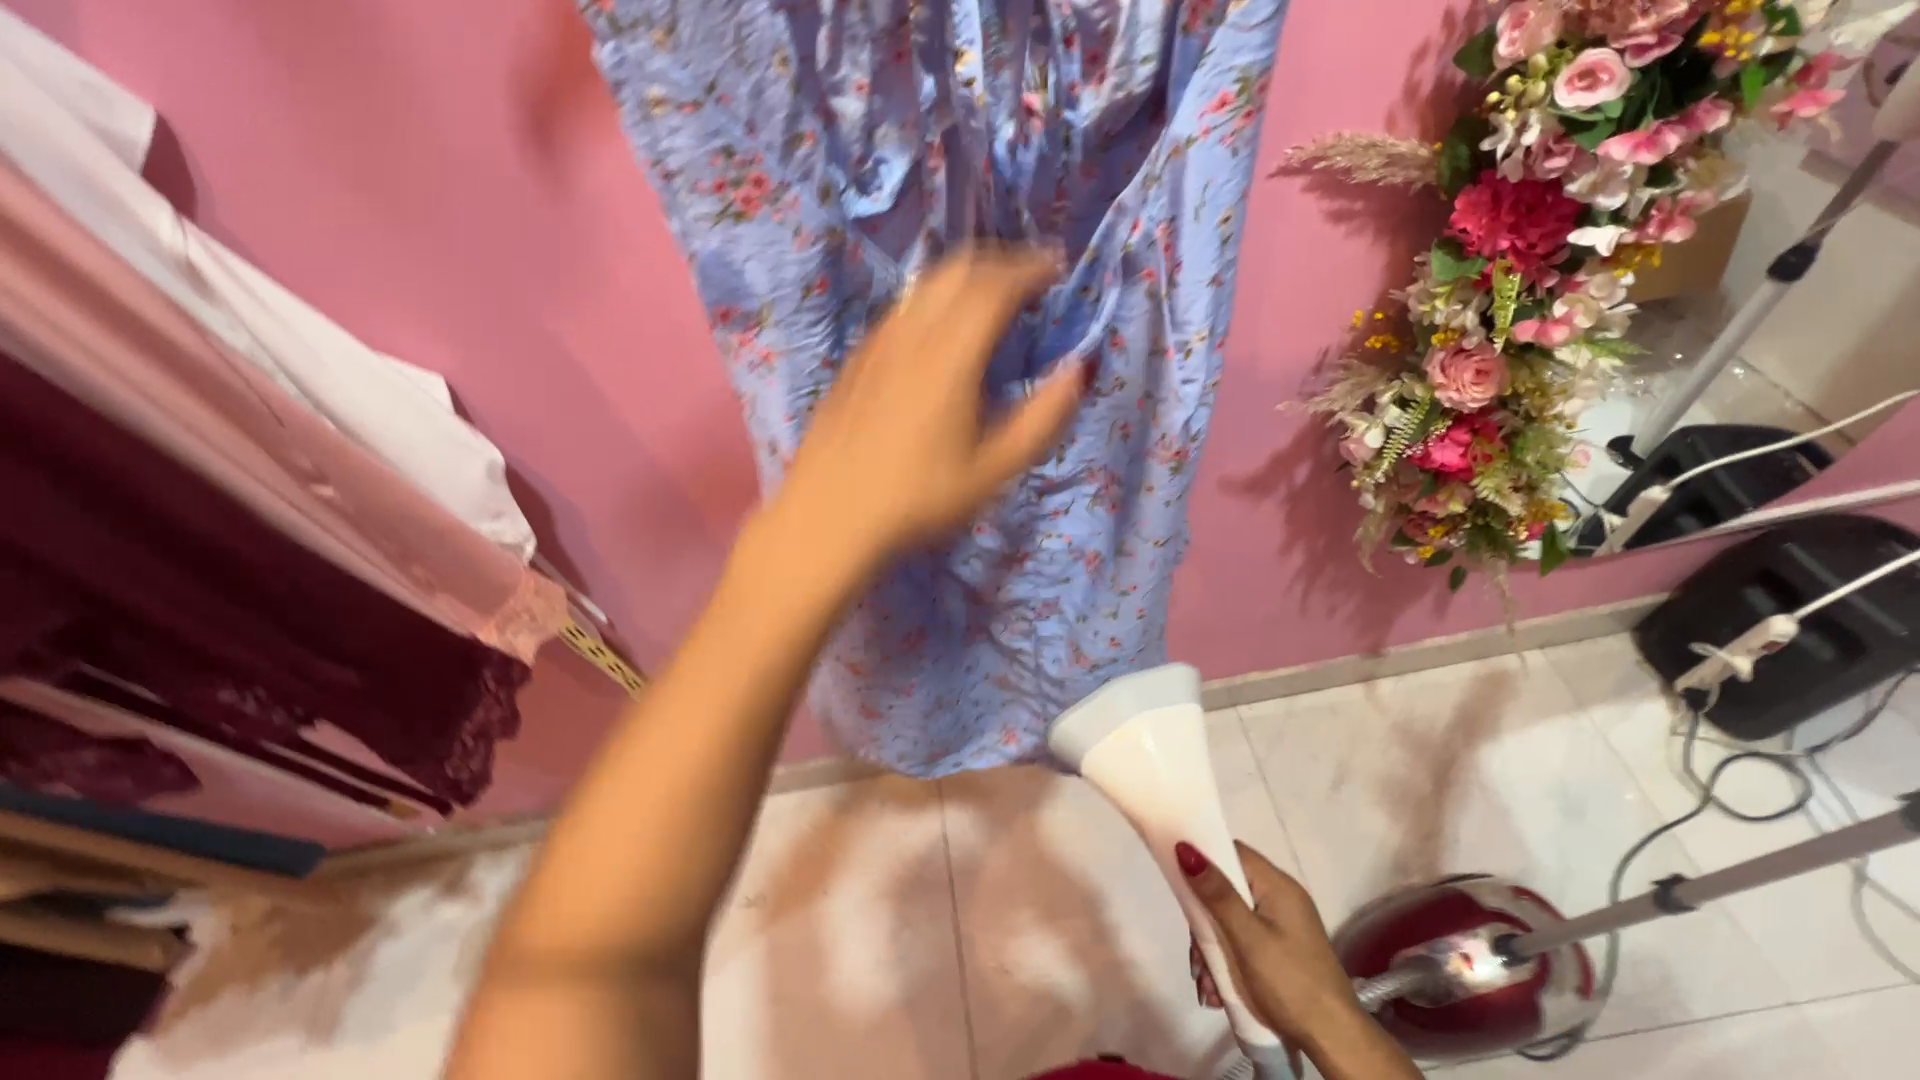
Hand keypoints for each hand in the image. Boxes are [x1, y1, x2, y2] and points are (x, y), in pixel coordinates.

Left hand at [766, 246, 1089, 564]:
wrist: (828, 517)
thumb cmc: (919, 499)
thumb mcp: (994, 471)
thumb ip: (1042, 416)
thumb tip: (1077, 368)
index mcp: (951, 356)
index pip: (994, 285)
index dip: (1030, 266)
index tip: (1057, 265)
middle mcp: (912, 336)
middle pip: (956, 269)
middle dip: (999, 260)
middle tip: (1028, 275)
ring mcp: (877, 345)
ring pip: (924, 285)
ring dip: (963, 276)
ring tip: (989, 296)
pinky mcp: (856, 361)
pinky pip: (901, 310)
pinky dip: (932, 300)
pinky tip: (938, 332)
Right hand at [1179, 841, 1365, 1045]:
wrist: (1333, 1039)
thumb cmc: (1290, 982)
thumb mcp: (1247, 938)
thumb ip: (1217, 894)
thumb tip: (1185, 848)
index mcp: (1277, 886)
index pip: (1233, 853)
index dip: (1204, 859)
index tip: (1178, 881)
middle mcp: (1280, 900)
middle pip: (1226, 890)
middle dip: (1203, 923)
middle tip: (1196, 957)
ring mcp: (1280, 927)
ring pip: (1229, 921)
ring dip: (1211, 950)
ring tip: (1206, 985)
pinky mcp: (1277, 952)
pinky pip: (1240, 943)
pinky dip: (1225, 963)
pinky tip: (1217, 992)